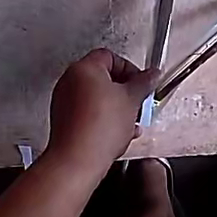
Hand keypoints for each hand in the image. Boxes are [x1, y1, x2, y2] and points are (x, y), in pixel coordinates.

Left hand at [47, 49, 158, 167]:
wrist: (78, 159)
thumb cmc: (99, 128)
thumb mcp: (132, 100)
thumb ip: (144, 82)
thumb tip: (152, 74)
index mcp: (84, 69)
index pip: (110, 56)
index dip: (130, 69)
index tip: (141, 82)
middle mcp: (69, 81)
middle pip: (103, 77)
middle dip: (124, 90)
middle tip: (136, 101)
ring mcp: (64, 101)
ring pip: (96, 96)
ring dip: (116, 106)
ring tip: (129, 120)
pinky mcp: (64, 120)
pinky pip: (88, 112)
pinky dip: (103, 118)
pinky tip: (117, 132)